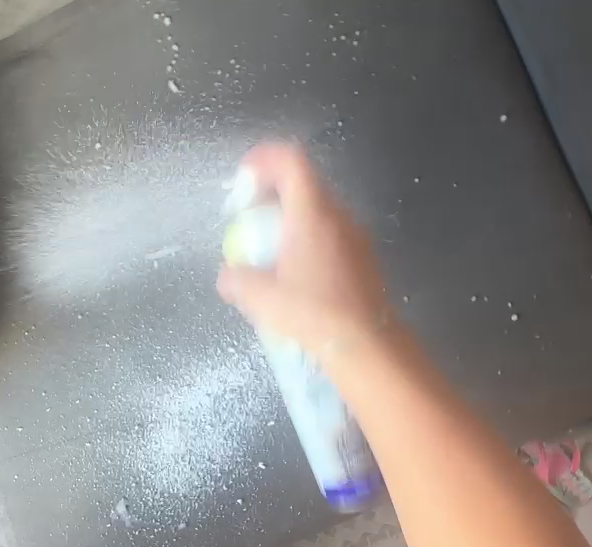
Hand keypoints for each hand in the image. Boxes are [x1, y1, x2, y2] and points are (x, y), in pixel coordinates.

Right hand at [215, 142, 396, 370]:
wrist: (364, 342)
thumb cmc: (312, 313)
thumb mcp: (262, 299)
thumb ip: (238, 281)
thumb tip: (227, 275)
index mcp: (311, 214)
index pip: (291, 162)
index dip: (264, 159)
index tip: (243, 178)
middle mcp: (338, 216)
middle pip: (304, 184)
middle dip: (273, 193)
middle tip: (251, 218)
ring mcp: (355, 236)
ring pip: (319, 211)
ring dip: (291, 219)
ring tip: (271, 250)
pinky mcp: (362, 258)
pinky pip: (330, 234)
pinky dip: (307, 239)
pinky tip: (295, 272)